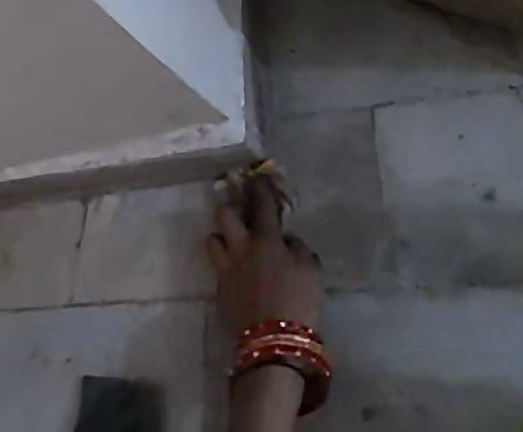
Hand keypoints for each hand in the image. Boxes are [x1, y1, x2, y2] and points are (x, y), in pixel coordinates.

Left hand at [206, 174, 322, 336]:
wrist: (273, 346)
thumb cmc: (298, 302)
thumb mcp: (310, 268)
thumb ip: (297, 247)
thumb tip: (286, 240)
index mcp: (265, 239)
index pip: (261, 204)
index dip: (259, 186)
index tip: (257, 176)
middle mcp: (240, 249)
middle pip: (223, 215)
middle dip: (230, 208)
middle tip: (240, 213)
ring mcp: (226, 270)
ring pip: (212, 240)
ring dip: (222, 237)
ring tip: (234, 243)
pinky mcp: (219, 292)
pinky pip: (217, 268)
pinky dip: (226, 264)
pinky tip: (238, 272)